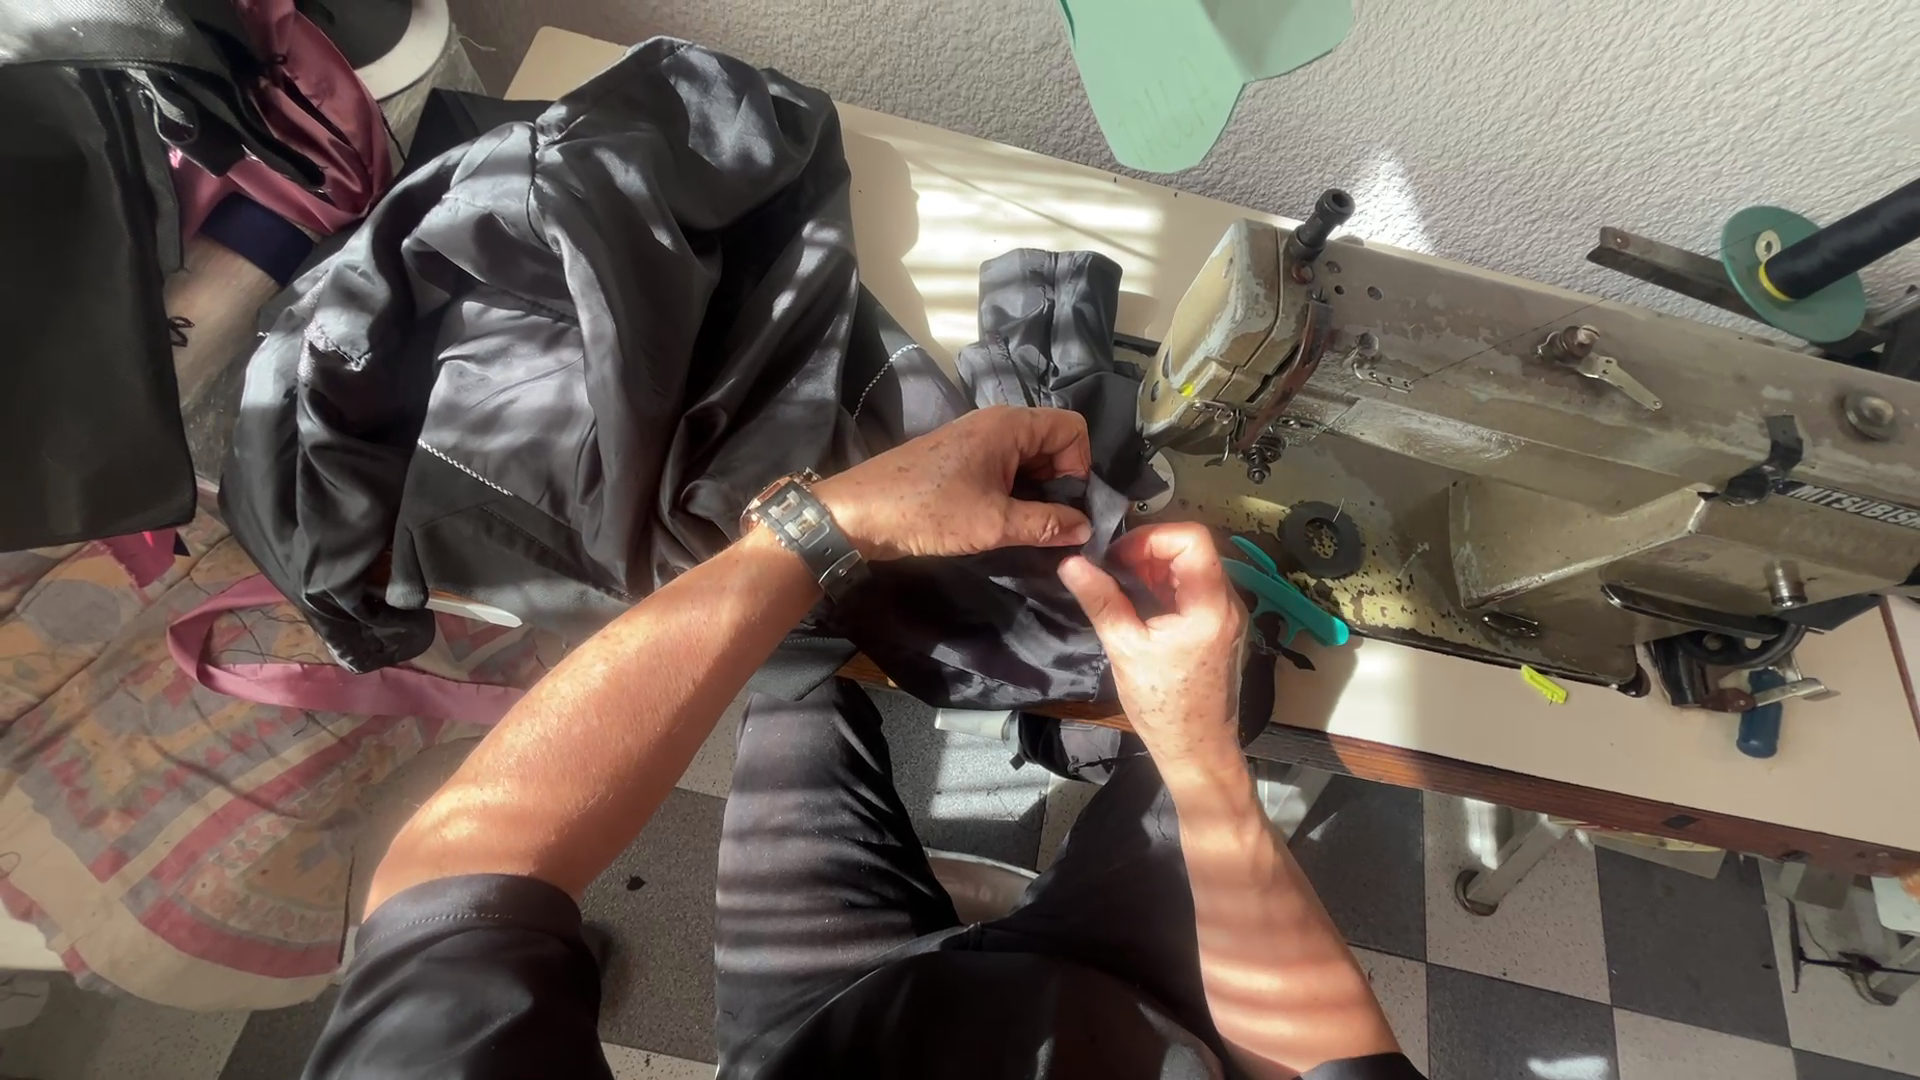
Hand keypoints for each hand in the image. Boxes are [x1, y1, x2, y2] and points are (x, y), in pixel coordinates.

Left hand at [814, 406, 1093, 559]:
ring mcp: (977, 440)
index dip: (1079, 466)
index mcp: (1010, 425)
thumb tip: (1086, 528)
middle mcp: (996, 424)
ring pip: (1029, 459)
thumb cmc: (928, 511)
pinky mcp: (961, 460)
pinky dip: (1014, 492)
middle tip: (1049, 523)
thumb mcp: (994, 523)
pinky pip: (1005, 468)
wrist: (858, 512)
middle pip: (1053, 443)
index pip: (1072, 428)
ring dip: (1037, 491)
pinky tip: (1003, 520)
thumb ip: (1046, 524)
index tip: (1067, 505)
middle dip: (1060, 482)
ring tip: (1025, 527)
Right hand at [1058, 524, 1249, 778]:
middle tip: (1113, 573)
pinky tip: (1138, 608)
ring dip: (1153, 570)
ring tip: (1121, 590)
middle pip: (1191, 549)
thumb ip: (1100, 600)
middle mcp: (1227, 602)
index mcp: (1209, 604)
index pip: (1190, 537)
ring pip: (1191, 568)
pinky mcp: (1217, 628)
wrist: (1196, 749)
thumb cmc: (1163, 705)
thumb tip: (1070, 563)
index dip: (1151, 538)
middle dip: (1147, 553)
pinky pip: (1192, 590)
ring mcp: (1225, 615)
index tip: (1118, 557)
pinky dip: (1164, 588)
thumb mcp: (1124, 648)